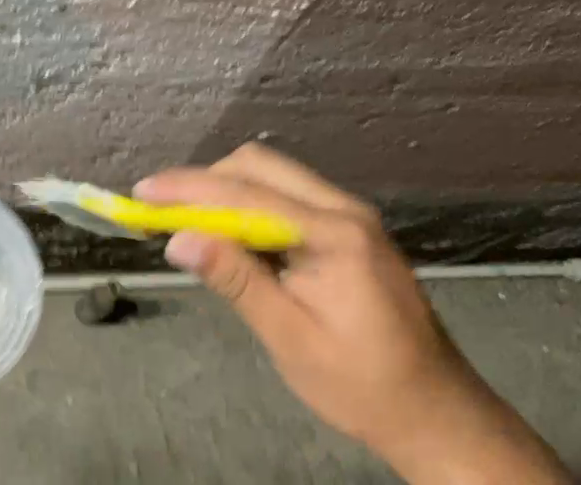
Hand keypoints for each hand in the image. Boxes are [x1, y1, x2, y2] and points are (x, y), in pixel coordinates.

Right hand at [136, 143, 570, 484]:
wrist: (438, 413)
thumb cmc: (363, 385)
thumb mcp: (292, 340)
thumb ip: (237, 281)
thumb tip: (178, 239)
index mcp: (335, 234)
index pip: (246, 195)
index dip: (189, 190)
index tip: (142, 193)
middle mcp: (344, 209)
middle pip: (259, 167)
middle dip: (204, 181)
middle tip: (160, 208)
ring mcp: (350, 216)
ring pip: (272, 176)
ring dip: (224, 191)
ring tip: (184, 220)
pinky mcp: (348, 230)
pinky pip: (287, 197)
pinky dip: (248, 205)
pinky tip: (228, 234)